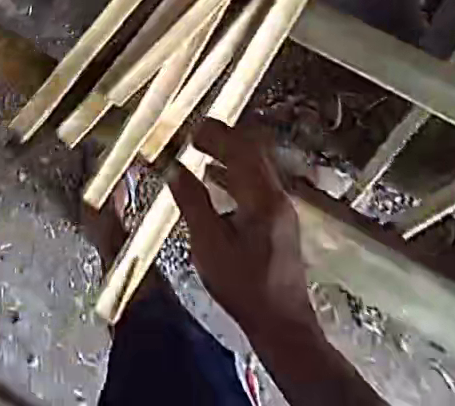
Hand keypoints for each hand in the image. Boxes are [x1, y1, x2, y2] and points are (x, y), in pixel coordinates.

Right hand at [168, 121, 314, 335]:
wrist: (282, 326)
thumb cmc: (243, 286)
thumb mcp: (208, 244)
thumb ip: (191, 200)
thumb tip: (172, 167)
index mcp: (262, 198)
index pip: (239, 149)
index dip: (214, 134)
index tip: (188, 128)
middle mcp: (276, 196)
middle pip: (252, 151)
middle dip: (222, 137)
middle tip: (192, 132)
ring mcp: (280, 208)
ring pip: (254, 165)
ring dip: (228, 152)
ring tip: (198, 147)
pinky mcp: (277, 220)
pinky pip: (254, 181)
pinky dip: (233, 170)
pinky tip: (212, 176)